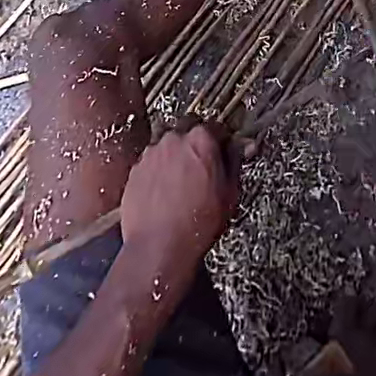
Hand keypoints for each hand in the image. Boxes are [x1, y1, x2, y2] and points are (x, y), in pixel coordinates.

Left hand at [120, 124, 237, 280]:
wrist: (158, 247)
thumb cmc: (197, 223)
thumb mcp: (229, 193)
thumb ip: (234, 162)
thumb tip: (240, 147)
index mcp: (202, 139)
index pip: (215, 127)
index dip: (220, 142)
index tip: (222, 154)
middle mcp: (175, 139)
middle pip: (188, 131)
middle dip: (195, 144)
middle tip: (200, 168)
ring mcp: (152, 153)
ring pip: (167, 146)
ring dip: (174, 157)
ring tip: (180, 184)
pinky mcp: (135, 170)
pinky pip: (150, 163)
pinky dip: (157, 172)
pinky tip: (163, 193)